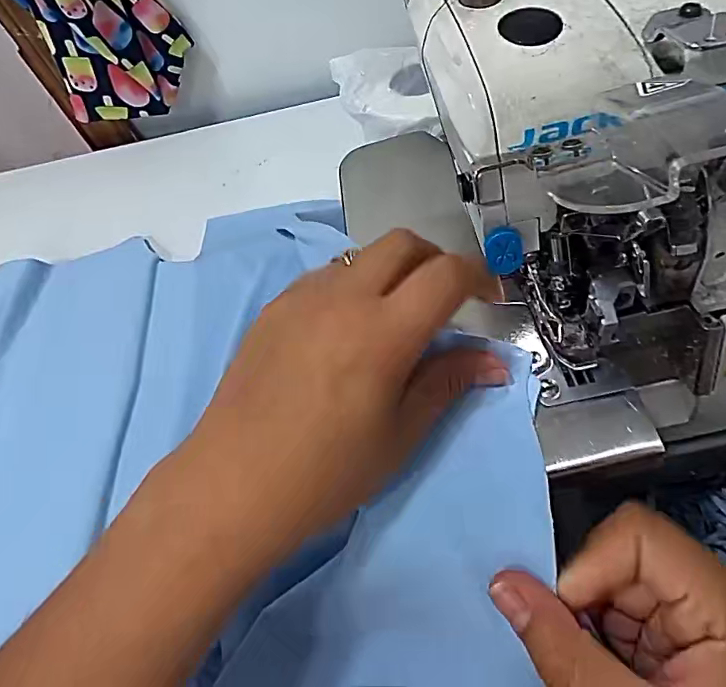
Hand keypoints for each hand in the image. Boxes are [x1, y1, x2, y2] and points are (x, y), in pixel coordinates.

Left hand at [184, 229, 506, 549]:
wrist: (233, 483)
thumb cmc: (325, 473)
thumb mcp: (400, 435)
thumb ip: (447, 383)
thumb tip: (492, 361)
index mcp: (383, 331)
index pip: (445, 274)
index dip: (477, 275)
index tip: (489, 295)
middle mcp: (344, 297)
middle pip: (403, 243)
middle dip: (436, 258)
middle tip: (446, 298)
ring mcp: (304, 295)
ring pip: (362, 255)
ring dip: (391, 270)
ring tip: (393, 318)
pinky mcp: (276, 305)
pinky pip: (327, 275)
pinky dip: (353, 285)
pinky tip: (345, 330)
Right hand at [488, 502, 725, 686]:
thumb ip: (568, 652)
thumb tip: (509, 588)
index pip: (635, 534)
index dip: (587, 567)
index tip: (562, 615)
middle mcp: (725, 604)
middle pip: (623, 559)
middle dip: (584, 603)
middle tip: (575, 656)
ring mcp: (712, 629)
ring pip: (621, 590)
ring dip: (593, 629)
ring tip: (602, 678)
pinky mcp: (699, 652)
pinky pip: (634, 621)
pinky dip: (608, 647)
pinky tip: (614, 680)